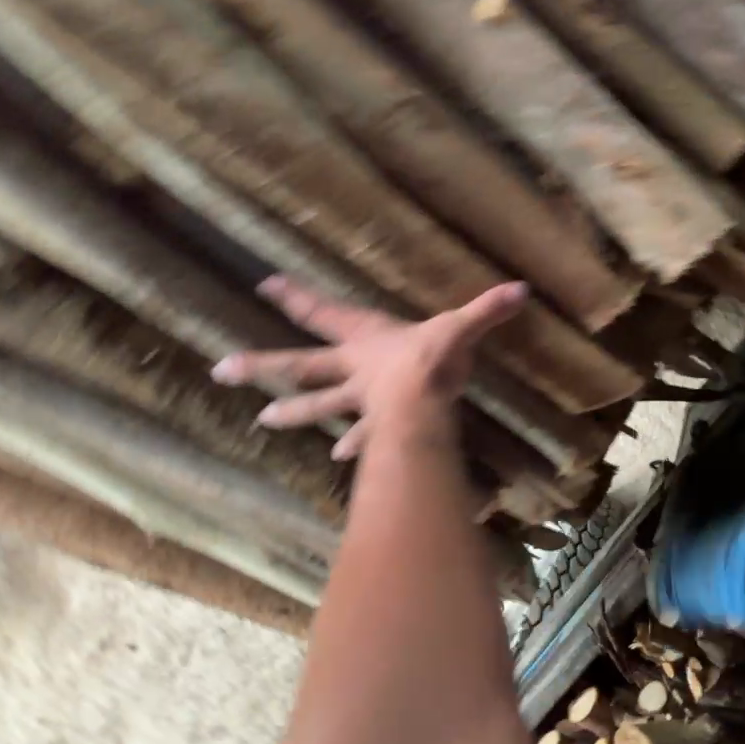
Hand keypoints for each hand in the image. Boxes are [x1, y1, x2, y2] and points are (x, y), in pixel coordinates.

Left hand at [211, 276, 527, 459]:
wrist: (421, 407)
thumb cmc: (431, 361)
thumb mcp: (460, 328)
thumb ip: (487, 310)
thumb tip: (522, 289)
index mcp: (368, 339)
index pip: (325, 314)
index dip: (298, 299)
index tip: (264, 285)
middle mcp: (356, 369)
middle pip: (304, 366)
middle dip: (266, 367)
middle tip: (222, 369)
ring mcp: (363, 402)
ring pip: (323, 406)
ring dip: (298, 412)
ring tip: (265, 421)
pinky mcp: (379, 428)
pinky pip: (364, 436)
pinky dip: (356, 446)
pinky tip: (341, 458)